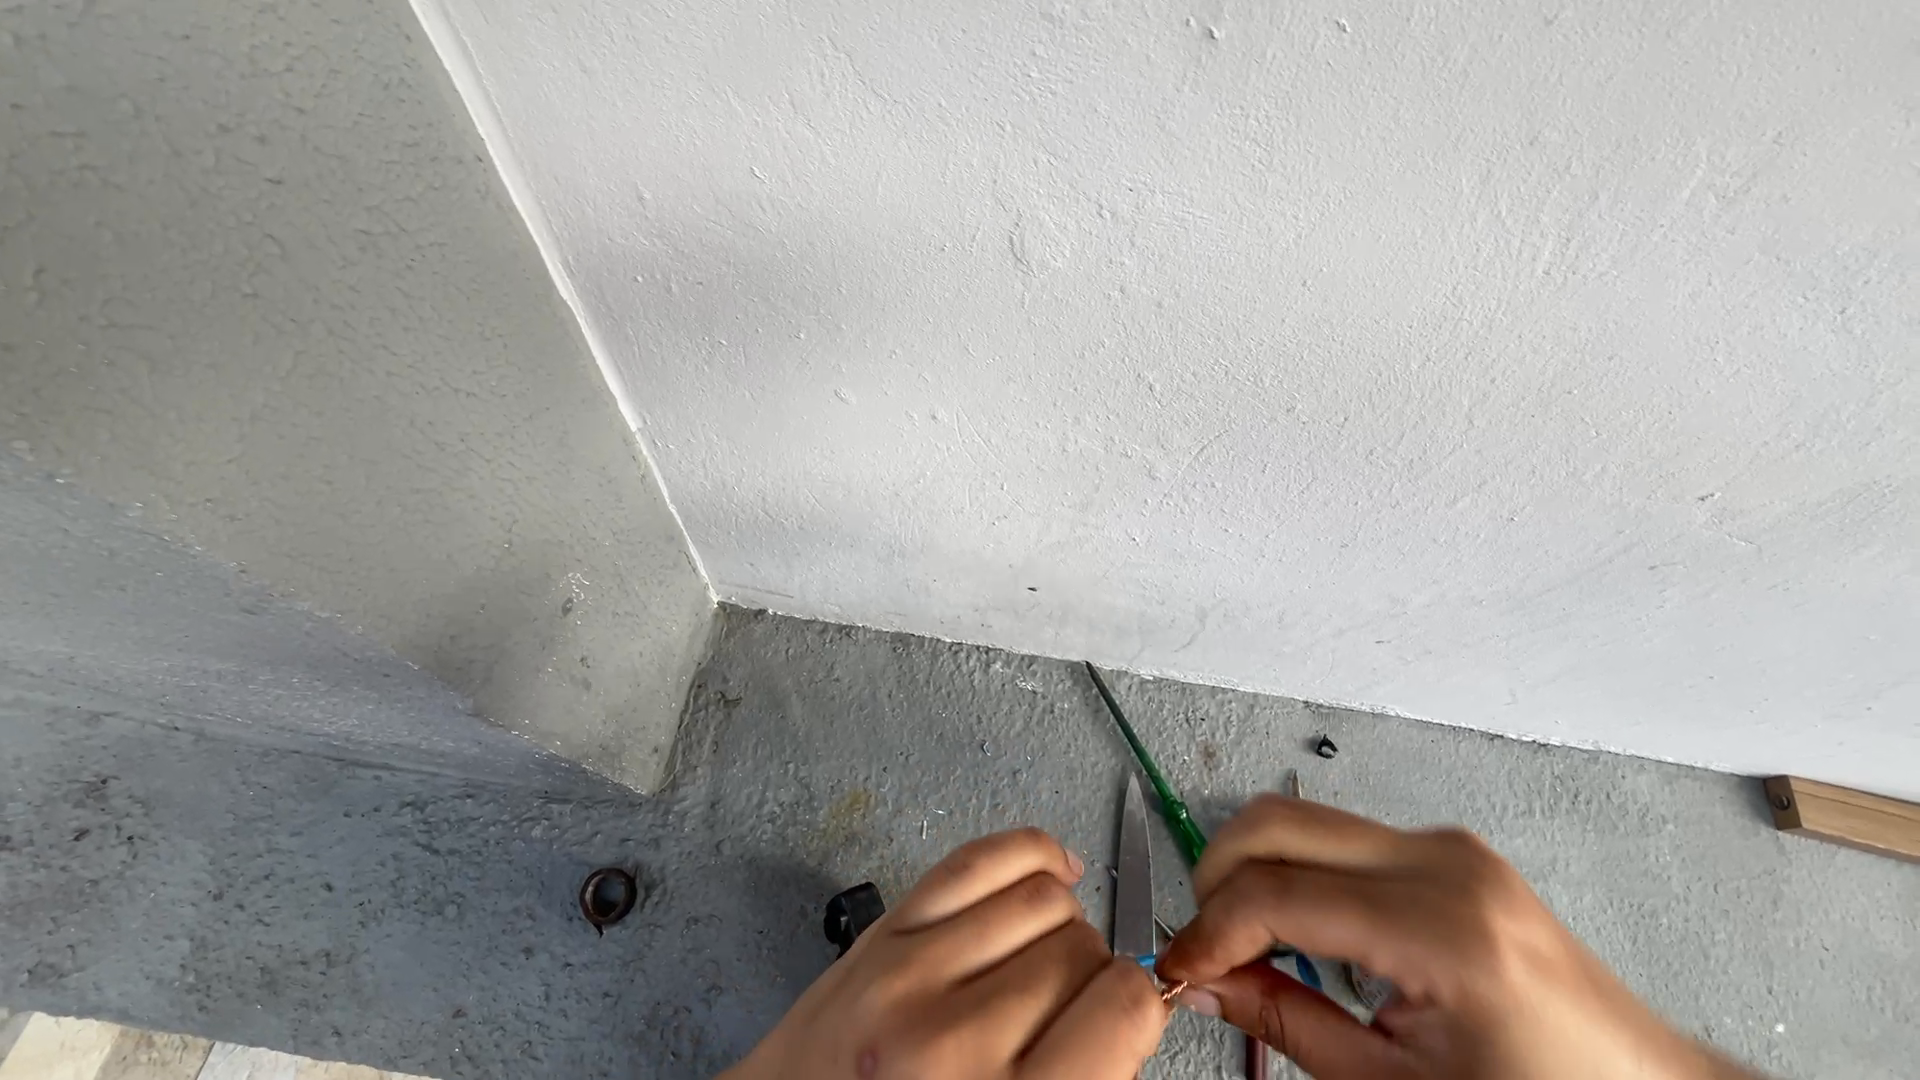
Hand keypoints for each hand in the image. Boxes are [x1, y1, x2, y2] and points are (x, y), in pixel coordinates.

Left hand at [723, 828, 1168, 1079]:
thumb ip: (1085, 1078)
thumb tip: (1132, 1007)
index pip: (1120, 1007)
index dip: (1139, 1004)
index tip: (1125, 1015)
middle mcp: (957, 1041)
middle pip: (1080, 947)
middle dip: (1093, 970)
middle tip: (1070, 1003)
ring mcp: (913, 973)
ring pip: (1041, 896)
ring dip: (1063, 919)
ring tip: (1044, 954)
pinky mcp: (885, 929)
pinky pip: (978, 858)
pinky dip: (1030, 852)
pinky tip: (1049, 873)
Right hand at [1156, 796, 1765, 1079]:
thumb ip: (1283, 1023)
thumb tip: (1197, 984)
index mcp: (1442, 931)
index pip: (1278, 895)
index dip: (1209, 930)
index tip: (1176, 968)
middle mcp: (1441, 862)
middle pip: (1275, 823)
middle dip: (1215, 875)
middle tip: (1202, 943)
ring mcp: (1445, 844)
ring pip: (1297, 817)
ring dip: (1247, 867)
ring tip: (1240, 937)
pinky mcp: (1441, 846)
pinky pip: (1333, 834)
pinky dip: (1288, 868)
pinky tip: (1290, 924)